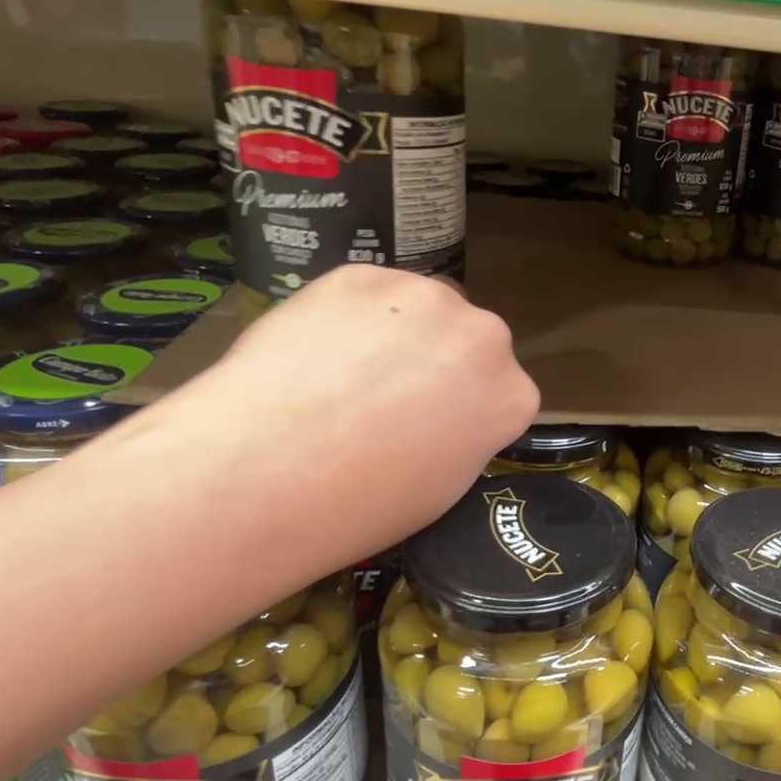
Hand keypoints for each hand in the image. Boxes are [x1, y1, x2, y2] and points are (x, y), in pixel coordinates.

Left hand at [145, 266, 538, 556]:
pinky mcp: (362, 276)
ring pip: (417, 309)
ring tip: (340, 374)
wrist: (268, 470)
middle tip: (383, 400)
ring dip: (395, 333)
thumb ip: (464, 437)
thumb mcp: (442, 489)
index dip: (461, 410)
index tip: (427, 428)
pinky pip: (364, 294)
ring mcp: (425, 298)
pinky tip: (312, 354)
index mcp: (512, 395)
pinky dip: (345, 317)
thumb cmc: (361, 503)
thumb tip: (440, 418)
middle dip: (436, 362)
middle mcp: (484, 336)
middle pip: (466, 342)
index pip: (500, 392)